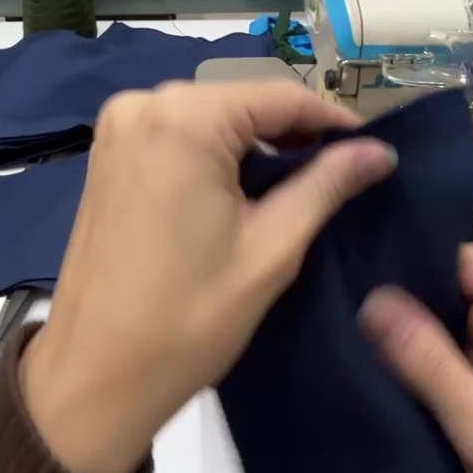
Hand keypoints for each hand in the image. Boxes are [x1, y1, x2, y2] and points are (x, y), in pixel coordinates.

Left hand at [20, 80, 397, 472]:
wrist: (93, 374)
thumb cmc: (188, 317)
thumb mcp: (271, 249)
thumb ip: (326, 185)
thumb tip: (379, 151)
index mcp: (184, 118)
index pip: (279, 97)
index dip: (331, 119)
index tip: (372, 145)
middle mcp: (145, 103)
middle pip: (241, 101)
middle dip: (292, 131)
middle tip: (339, 169)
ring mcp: (119, 124)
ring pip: (210, 114)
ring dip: (253, 141)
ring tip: (298, 179)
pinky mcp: (108, 150)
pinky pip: (177, 130)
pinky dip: (214, 149)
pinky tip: (240, 183)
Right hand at [359, 244, 472, 472]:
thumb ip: (430, 364)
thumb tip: (372, 300)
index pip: (456, 258)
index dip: (406, 257)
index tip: (354, 263)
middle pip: (445, 291)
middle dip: (399, 302)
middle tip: (339, 306)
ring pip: (442, 329)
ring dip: (406, 338)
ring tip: (348, 334)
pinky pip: (447, 363)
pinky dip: (418, 369)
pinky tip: (378, 367)